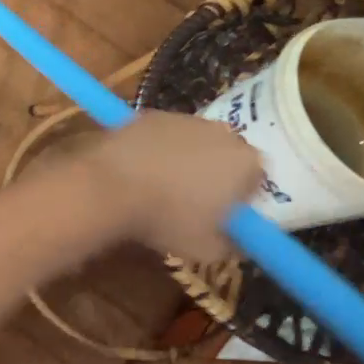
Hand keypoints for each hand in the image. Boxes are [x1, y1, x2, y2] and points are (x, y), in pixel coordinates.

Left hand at [87, 110, 263, 261]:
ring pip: (193, 141)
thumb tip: (236, 243)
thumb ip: (232, 245)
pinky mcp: (148, 114)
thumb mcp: (208, 249)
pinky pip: (161, 133)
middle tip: (189, 198)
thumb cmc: (166, 220)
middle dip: (214, 173)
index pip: (255, 180)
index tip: (219, 214)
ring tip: (158, 182)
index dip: (238, 198)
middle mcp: (222, 132)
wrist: (108, 188)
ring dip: (184, 157)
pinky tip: (138, 166)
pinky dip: (155, 146)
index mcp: (247, 162)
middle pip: (226, 154)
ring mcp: (183, 118)